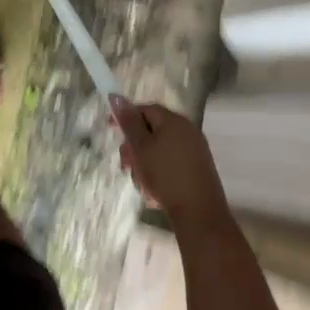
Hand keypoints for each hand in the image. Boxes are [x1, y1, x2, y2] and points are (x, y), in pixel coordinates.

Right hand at [109, 96, 232, 232]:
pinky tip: (153, 191)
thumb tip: (115, 95)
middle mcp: (187, 131)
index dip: (125, 117)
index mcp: (174, 121)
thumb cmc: (166, 176)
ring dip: (144, 162)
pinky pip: (171, 162)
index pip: (145, 109)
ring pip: (159, 149)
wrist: (199, 213)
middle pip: (152, 130)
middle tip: (125, 164)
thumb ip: (128, 122)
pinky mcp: (197, 169)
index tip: (109, 130)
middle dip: (134, 146)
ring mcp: (195, 150)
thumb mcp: (141, 147)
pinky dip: (158, 171)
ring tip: (140, 182)